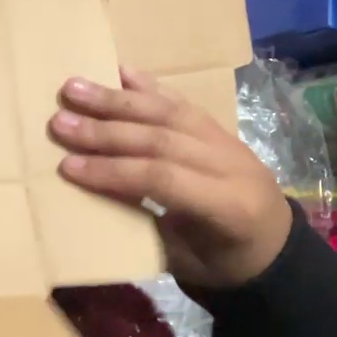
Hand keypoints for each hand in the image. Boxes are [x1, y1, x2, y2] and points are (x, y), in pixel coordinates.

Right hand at [50, 67, 291, 290]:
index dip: (111, 171)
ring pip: (167, 111)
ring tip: (74, 88)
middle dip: (104, 130)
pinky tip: (118, 70)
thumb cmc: (224, 266)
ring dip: (116, 99)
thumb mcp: (182, 261)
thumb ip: (144, 222)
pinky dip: (147, 85)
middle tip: (59, 123)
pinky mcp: (219, 129)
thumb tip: (91, 193)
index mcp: (227, 207)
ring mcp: (227, 141)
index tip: (66, 167)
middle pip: (160, 137)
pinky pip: (181, 102)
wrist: (276, 251)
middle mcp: (231, 165)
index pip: (161, 177)